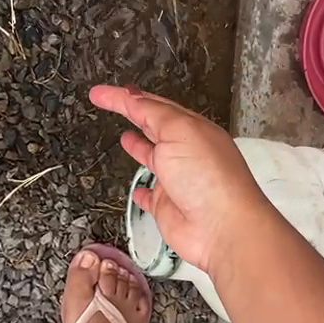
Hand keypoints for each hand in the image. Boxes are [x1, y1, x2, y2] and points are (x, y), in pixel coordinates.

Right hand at [89, 85, 270, 273]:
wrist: (223, 229)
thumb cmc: (209, 177)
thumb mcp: (179, 131)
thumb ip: (152, 112)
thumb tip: (132, 97)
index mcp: (190, 129)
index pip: (152, 106)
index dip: (125, 97)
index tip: (100, 93)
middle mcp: (185, 152)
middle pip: (154, 127)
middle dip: (134, 114)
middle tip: (113, 104)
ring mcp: (177, 180)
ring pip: (153, 158)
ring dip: (139, 147)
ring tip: (125, 138)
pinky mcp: (168, 207)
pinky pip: (152, 196)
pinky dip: (142, 191)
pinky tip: (137, 190)